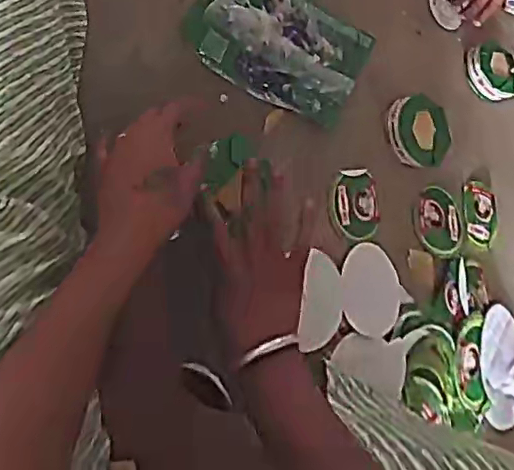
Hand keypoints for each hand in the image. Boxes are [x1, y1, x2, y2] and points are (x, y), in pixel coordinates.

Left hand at [93, 100, 203, 264]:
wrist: (126, 234)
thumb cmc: (164, 204)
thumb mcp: (190, 182)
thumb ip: (199, 159)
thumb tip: (204, 146)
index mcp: (158, 132)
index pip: (174, 107)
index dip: (190, 105)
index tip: (202, 108)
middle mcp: (134, 133)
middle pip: (152, 114)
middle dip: (168, 115)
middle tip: (183, 125)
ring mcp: (116, 149)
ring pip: (133, 129)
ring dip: (147, 129)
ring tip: (161, 138)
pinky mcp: (103, 167)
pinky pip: (109, 146)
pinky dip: (118, 142)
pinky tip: (117, 141)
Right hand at [207, 161, 314, 360]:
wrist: (264, 353)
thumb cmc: (233, 332)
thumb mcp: (216, 299)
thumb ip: (217, 270)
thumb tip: (216, 251)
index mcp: (228, 261)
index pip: (215, 225)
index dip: (208, 204)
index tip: (204, 184)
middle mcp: (251, 252)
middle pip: (250, 212)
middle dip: (250, 184)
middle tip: (252, 160)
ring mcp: (275, 258)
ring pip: (275, 219)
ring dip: (276, 194)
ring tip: (278, 171)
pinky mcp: (295, 268)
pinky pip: (302, 240)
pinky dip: (306, 221)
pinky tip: (309, 202)